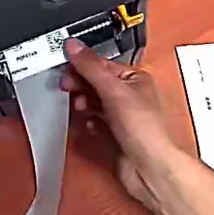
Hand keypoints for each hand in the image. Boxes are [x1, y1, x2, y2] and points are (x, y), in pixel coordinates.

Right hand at [60, 39, 188, 207]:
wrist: (149, 168)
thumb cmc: (145, 129)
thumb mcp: (113, 89)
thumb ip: (90, 67)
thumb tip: (73, 46)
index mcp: (135, 78)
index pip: (103, 64)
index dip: (83, 64)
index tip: (64, 64)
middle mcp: (129, 96)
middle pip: (97, 83)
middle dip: (81, 84)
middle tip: (66, 85)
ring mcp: (122, 116)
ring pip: (95, 103)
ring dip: (84, 103)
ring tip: (79, 105)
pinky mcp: (115, 135)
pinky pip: (96, 122)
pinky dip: (90, 122)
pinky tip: (89, 124)